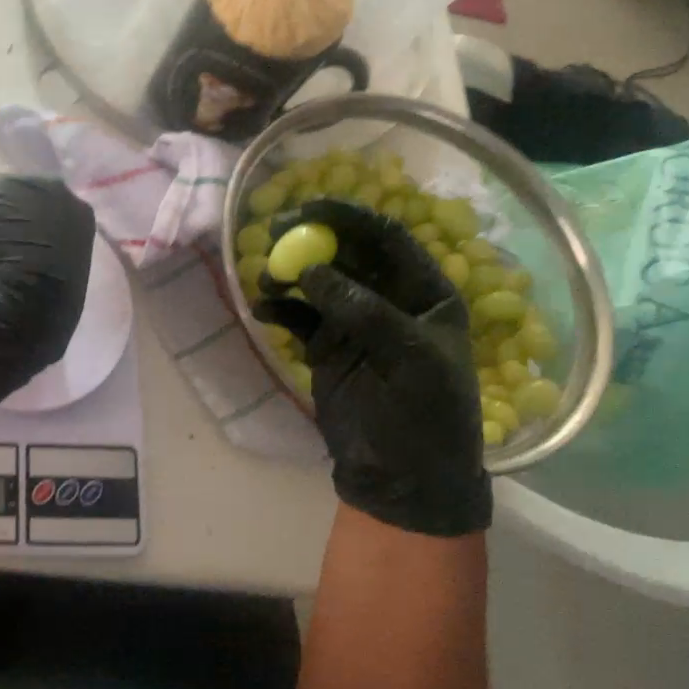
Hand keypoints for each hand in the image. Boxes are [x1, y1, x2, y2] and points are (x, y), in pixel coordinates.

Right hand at [267, 199, 489, 536]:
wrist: (402, 479)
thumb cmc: (424, 417)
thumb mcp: (409, 360)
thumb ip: (363, 311)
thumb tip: (309, 271)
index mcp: (426, 294)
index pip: (386, 240)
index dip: (349, 218)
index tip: (307, 209)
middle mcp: (389, 300)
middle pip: (345, 254)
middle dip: (309, 241)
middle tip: (272, 236)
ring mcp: (353, 323)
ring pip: (315, 282)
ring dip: (288, 275)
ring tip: (264, 282)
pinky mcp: (325, 347)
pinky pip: (297, 316)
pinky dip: (278, 308)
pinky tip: (262, 311)